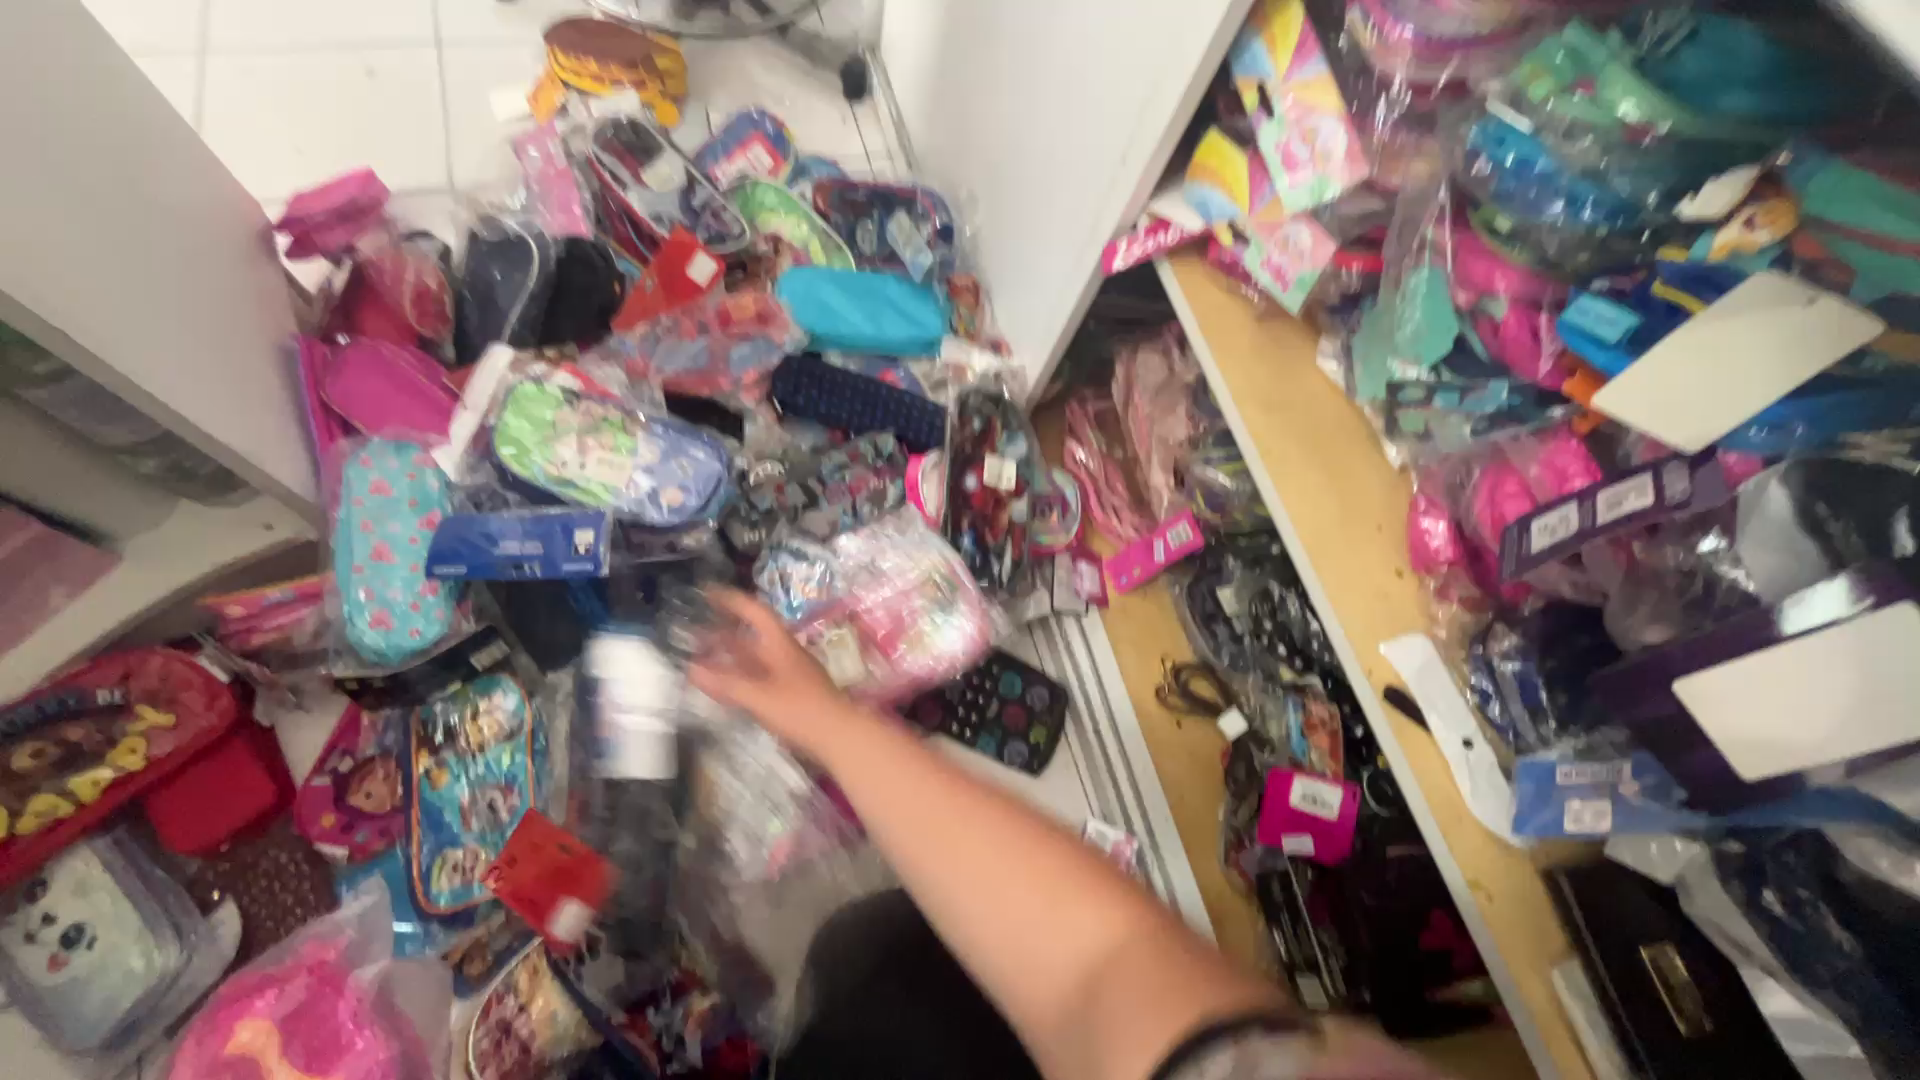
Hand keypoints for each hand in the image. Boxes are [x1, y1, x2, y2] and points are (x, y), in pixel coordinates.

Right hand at [687, 588, 861, 754]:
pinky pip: (756, 680)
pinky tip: (719, 687)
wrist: (839, 736)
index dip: (732, 600)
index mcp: (780, 645)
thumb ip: (726, 684)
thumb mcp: (760, 696)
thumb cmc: (802, 710)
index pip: (755, 613)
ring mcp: (786, 675)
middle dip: (723, 632)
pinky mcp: (787, 695)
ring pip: (752, 660)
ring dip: (728, 658)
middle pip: (751, 637)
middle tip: (693, 631)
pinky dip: (736, 680)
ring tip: (698, 656)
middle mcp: (783, 655)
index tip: (709, 592)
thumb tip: (692, 668)